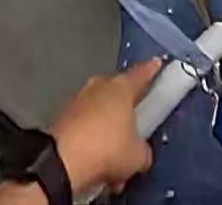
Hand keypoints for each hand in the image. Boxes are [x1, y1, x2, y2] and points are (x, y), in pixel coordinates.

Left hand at [49, 60, 160, 195]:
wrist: (66, 158)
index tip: (155, 62)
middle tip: (135, 131)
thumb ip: (143, 147)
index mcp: (121, 88)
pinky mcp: (67, 113)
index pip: (140, 74)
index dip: (150, 70)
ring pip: (102, 110)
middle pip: (119, 93)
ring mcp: (80, 97)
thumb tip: (138, 149)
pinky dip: (94, 137)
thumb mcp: (139, 156)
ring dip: (110, 128)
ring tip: (116, 156)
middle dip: (127, 109)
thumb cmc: (108, 148)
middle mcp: (99, 85)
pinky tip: (99, 159)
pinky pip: (88, 122)